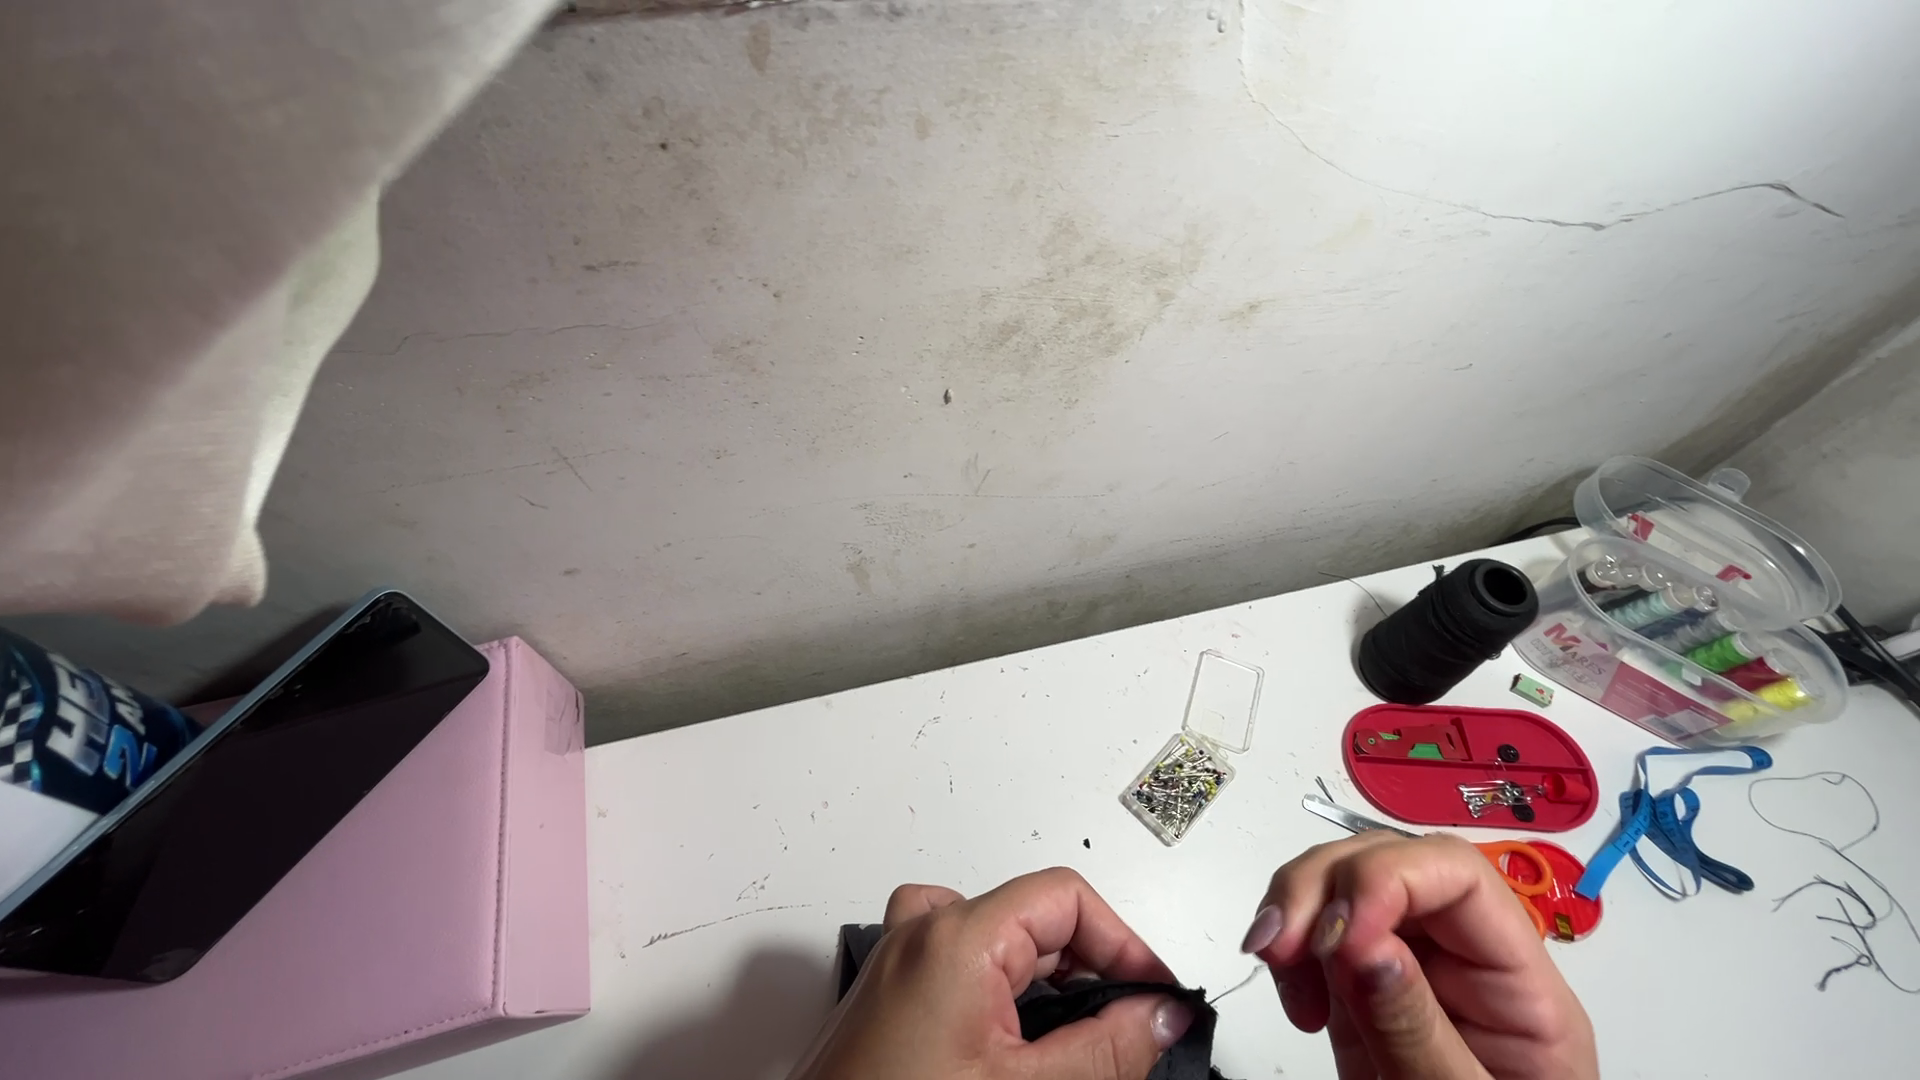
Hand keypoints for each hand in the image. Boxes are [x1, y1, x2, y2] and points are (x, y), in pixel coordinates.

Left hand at [788, 867, 1194, 1079]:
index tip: (1157, 994)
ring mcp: (901, 955)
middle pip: (1034, 915)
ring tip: (1076, 1038)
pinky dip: (1001, 980)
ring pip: (999, 934)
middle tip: (1129, 1029)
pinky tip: (1011, 1029)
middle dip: (1091, 969)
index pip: (1065, 897)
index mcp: (955, 936)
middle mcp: (922, 930)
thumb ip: (1105, 1050)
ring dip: (1048, 978)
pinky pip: (960, 952)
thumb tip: (1161, 1013)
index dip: (1122, 942)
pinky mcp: (892, 986)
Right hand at [1240, 833, 1597, 1079]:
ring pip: (1340, 879)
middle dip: (1322, 886)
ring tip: (1271, 962)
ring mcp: (1406, 960)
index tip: (1336, 933)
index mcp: (1519, 985)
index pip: (1458, 877)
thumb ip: (1418, 1034)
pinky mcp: (1357, 976)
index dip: (1389, 878)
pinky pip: (1312, 924)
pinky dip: (1285, 942)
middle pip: (1388, 861)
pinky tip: (1291, 996)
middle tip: (1278, 945)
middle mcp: (1460, 954)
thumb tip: (1364, 944)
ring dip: (1293, 907)